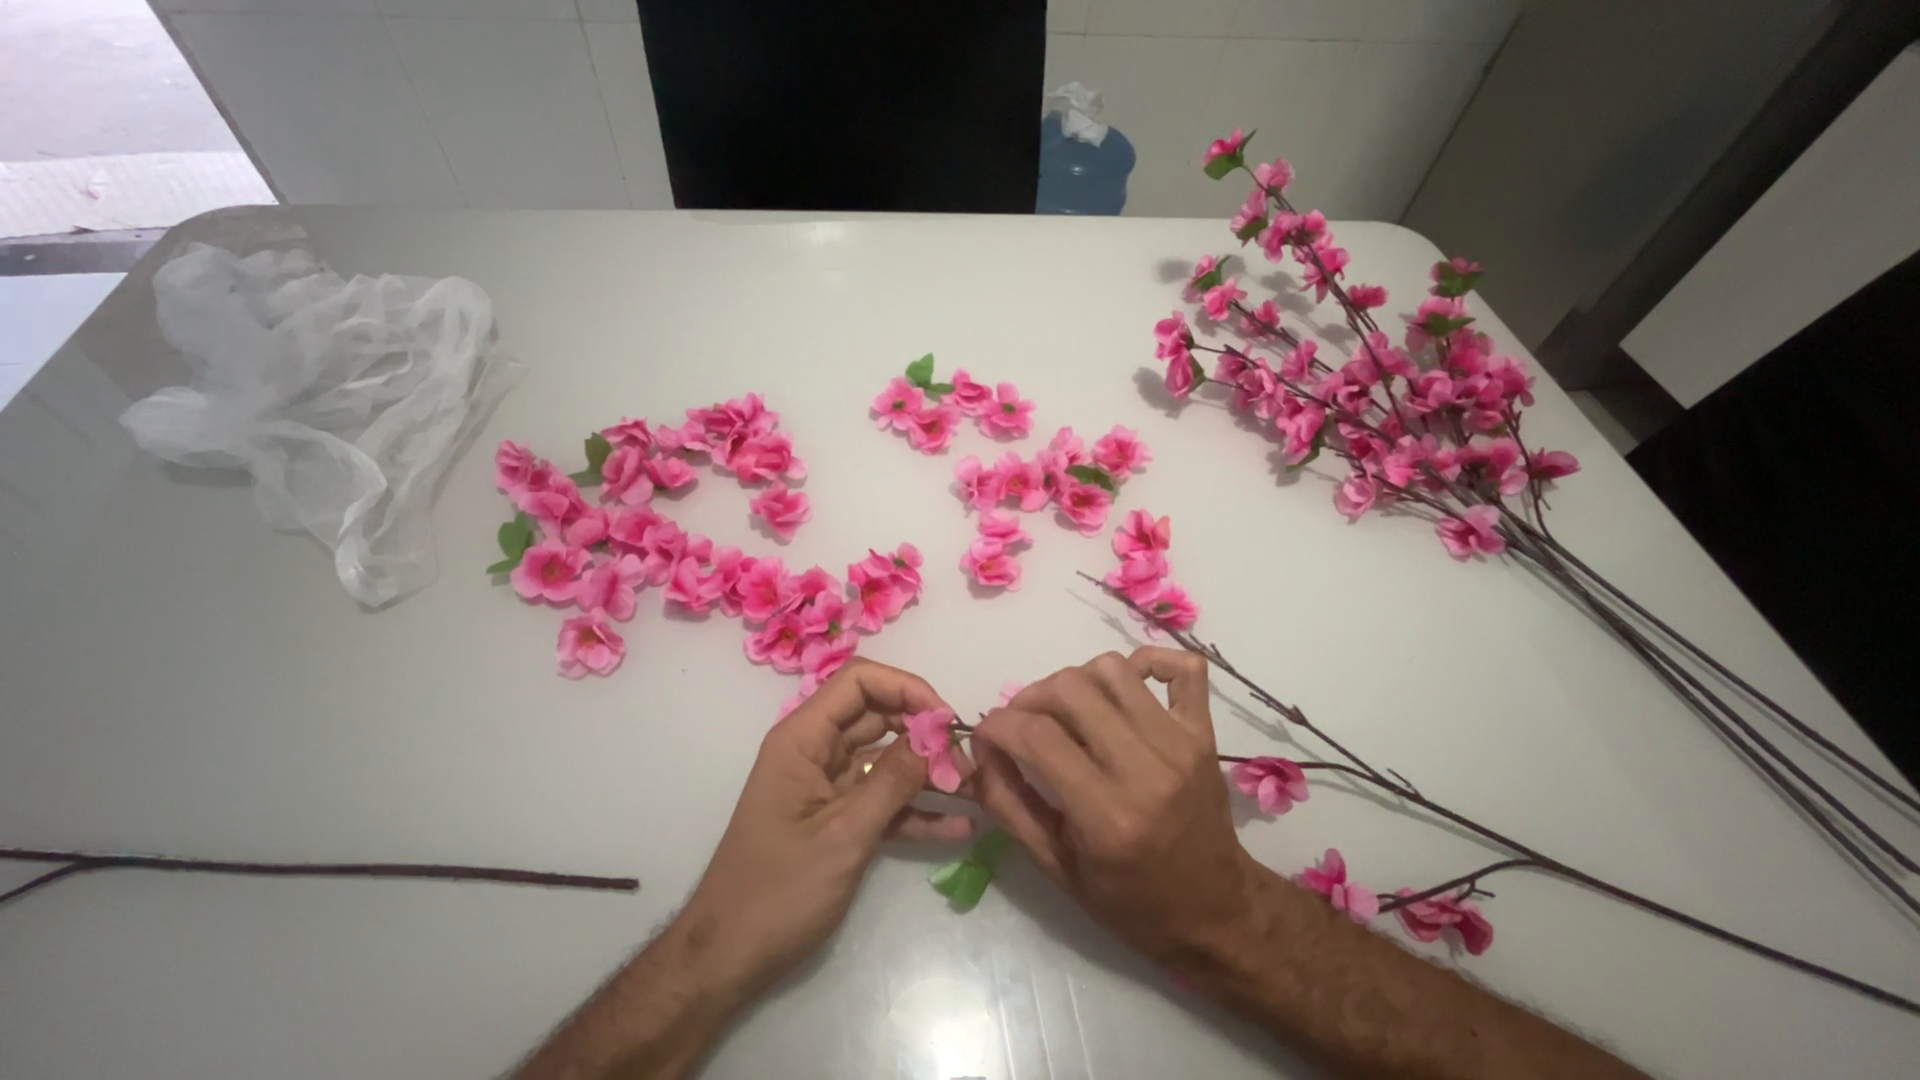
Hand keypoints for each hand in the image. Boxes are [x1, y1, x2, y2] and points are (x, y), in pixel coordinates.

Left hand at [676, 657, 975, 996]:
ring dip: (928, 773)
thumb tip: (937, 734)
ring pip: (885, 759)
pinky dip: (916, 810)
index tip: (947, 721)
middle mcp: (814, 752)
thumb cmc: (777, 892)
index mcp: (802, 739)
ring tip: (975, 791)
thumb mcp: (843, 835)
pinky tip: (958, 827)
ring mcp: (827, 786)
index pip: (859, 681)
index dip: (907, 689)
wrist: (729, 956)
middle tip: (967, 762)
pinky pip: (882, 801)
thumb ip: (892, 781)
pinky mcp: (837, 820)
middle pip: (878, 716)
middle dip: (924, 733)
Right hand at [969, 647, 1261, 969]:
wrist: (1215, 910)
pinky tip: (1124, 687)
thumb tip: (979, 754)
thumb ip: (1009, 807)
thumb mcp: (1056, 869)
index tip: (986, 737)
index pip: (1035, 736)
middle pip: (1070, 689)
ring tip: (1066, 712)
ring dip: (1076, 681)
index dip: (996, 727)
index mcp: (1106, 816)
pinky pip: (1182, 668)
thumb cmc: (1131, 901)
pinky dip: (1147, 663)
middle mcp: (1145, 769)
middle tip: (1021, 724)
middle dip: (1028, 699)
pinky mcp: (1204, 733)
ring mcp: (1180, 744)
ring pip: (1112, 669)